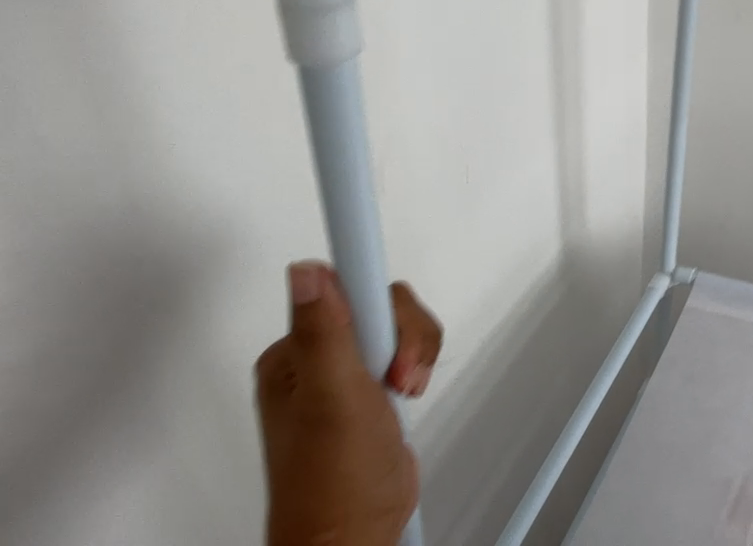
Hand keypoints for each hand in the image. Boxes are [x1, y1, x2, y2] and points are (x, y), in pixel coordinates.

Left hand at [255, 261, 443, 545]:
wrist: (357, 527)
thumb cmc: (335, 478)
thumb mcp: (334, 397)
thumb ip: (325, 331)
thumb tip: (306, 271)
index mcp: (293, 354)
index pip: (347, 290)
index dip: (381, 308)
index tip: (391, 324)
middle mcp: (316, 356)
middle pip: (381, 303)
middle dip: (406, 335)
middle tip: (397, 374)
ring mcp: (346, 369)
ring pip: (400, 321)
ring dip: (417, 349)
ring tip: (404, 387)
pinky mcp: (372, 382)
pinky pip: (408, 343)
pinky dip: (419, 360)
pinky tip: (407, 388)